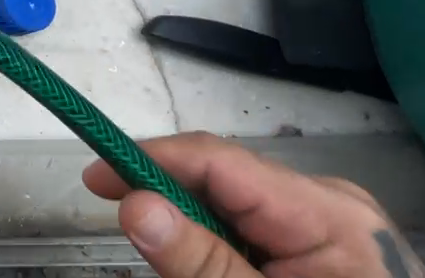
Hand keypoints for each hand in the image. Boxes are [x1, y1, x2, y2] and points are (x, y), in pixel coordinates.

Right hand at [83, 133, 424, 277]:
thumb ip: (204, 264)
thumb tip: (132, 204)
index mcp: (327, 213)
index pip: (214, 158)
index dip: (147, 159)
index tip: (92, 182)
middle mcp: (329, 199)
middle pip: (218, 176)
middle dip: (167, 199)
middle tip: (134, 239)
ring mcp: (332, 219)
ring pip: (229, 199)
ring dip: (191, 224)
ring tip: (181, 265)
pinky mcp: (327, 239)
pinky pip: (251, 221)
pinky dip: (219, 240)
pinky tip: (217, 267)